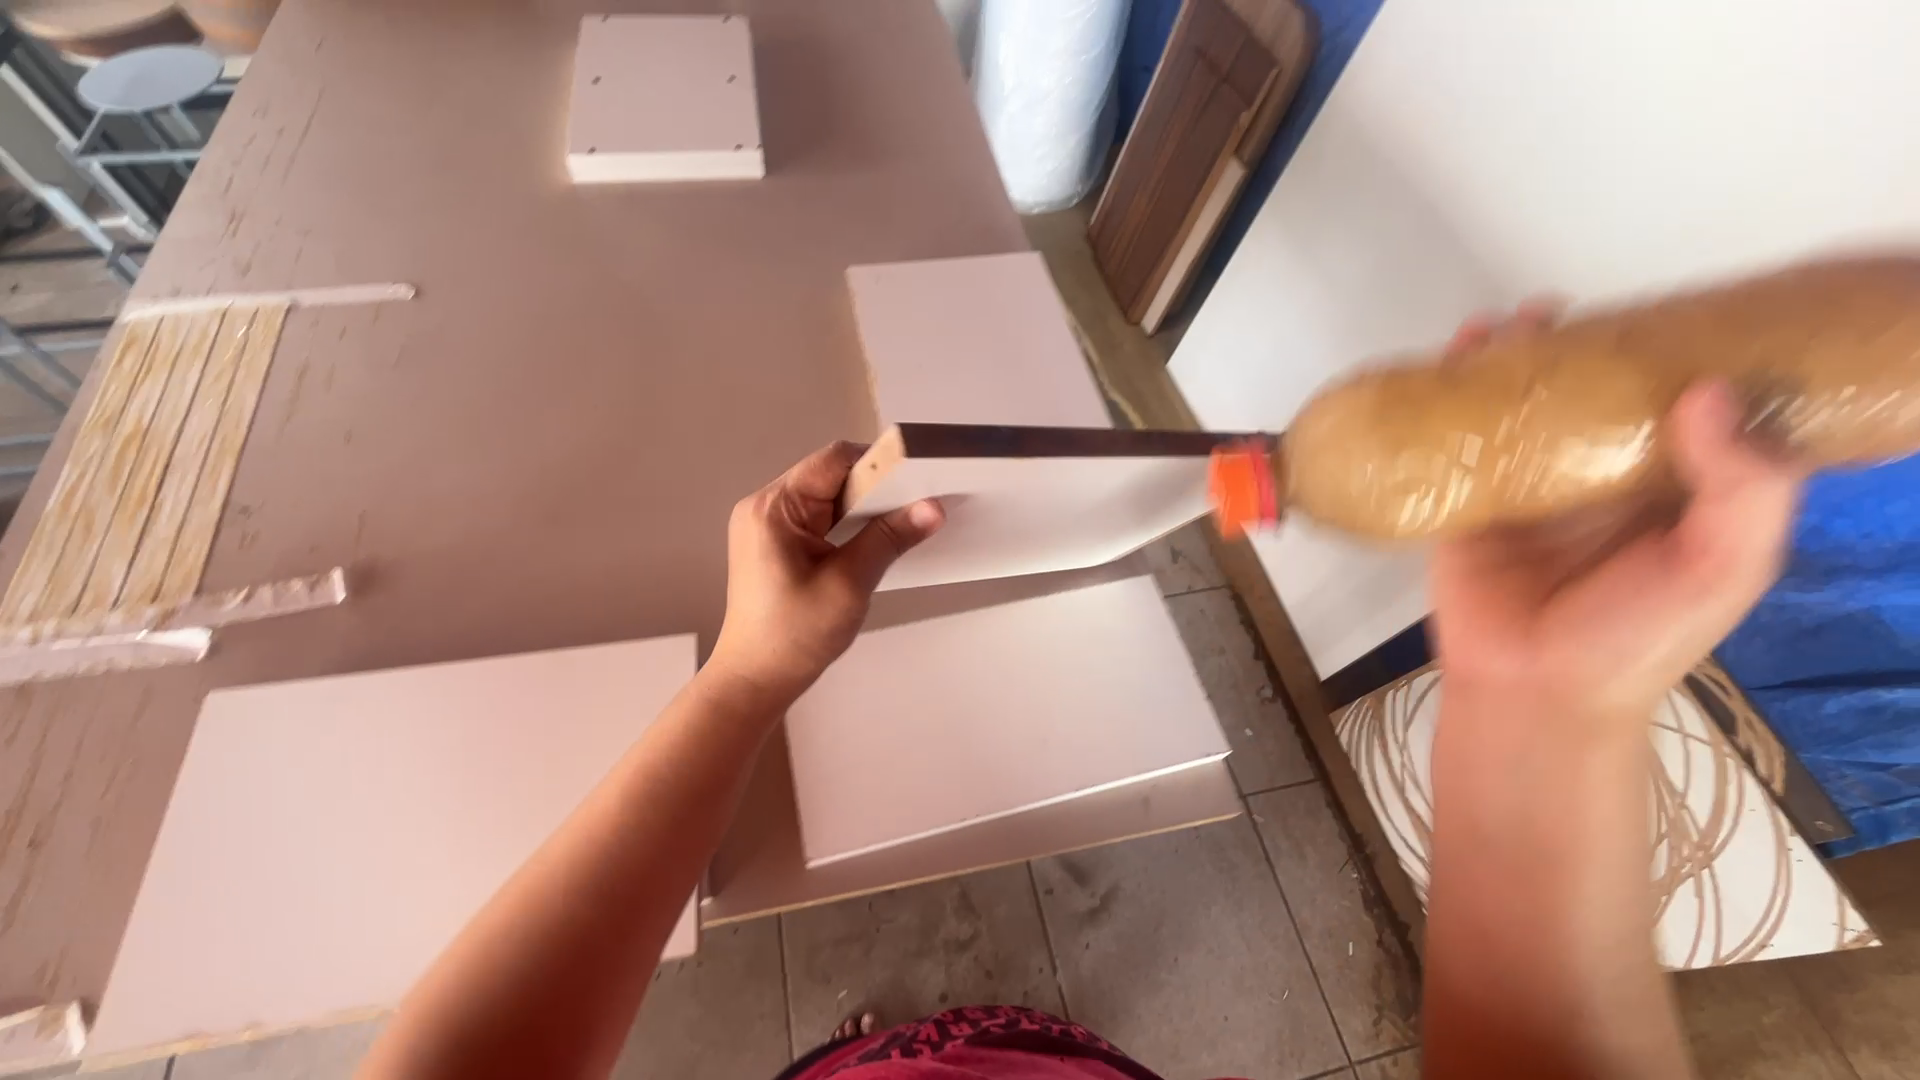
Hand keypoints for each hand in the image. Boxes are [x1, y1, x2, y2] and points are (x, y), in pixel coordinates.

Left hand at [708, 442, 943, 704]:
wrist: (755, 681)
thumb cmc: (795, 635)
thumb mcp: (849, 584)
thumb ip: (890, 539)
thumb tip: (933, 508)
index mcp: (773, 508)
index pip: (833, 460)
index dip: (878, 464)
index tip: (918, 479)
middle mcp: (765, 507)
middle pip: (830, 476)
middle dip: (875, 488)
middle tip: (916, 504)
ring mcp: (768, 526)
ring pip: (828, 498)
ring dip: (863, 509)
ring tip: (900, 524)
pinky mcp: (776, 545)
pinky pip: (820, 519)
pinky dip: (849, 525)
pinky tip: (874, 542)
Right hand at [1428, 304, 1804, 725]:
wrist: (1532, 687)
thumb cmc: (1634, 635)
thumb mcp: (1723, 566)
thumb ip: (1742, 487)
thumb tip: (1705, 392)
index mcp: (1666, 482)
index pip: (1673, 401)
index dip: (1669, 351)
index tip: (1664, 307)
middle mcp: (1592, 473)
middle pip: (1583, 394)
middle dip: (1572, 349)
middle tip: (1560, 314)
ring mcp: (1522, 485)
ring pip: (1515, 410)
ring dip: (1505, 365)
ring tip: (1501, 327)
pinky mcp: (1464, 501)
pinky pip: (1454, 446)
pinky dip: (1444, 406)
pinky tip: (1443, 368)